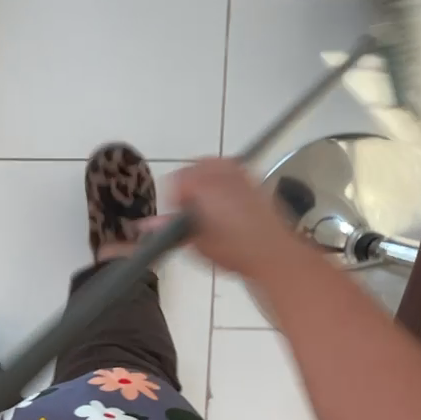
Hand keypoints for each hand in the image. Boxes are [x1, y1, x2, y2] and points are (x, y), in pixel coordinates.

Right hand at [169, 158, 310, 279]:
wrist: (275, 255)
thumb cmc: (233, 251)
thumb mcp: (196, 243)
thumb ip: (170, 228)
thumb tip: (145, 225)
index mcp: (203, 186)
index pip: (175, 180)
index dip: (171, 198)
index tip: (176, 216)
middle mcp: (221, 174)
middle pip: (193, 168)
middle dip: (186, 185)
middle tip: (188, 209)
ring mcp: (241, 175)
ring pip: (212, 164)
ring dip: (203, 178)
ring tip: (205, 202)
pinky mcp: (255, 181)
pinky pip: (232, 168)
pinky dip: (222, 176)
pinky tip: (224, 197)